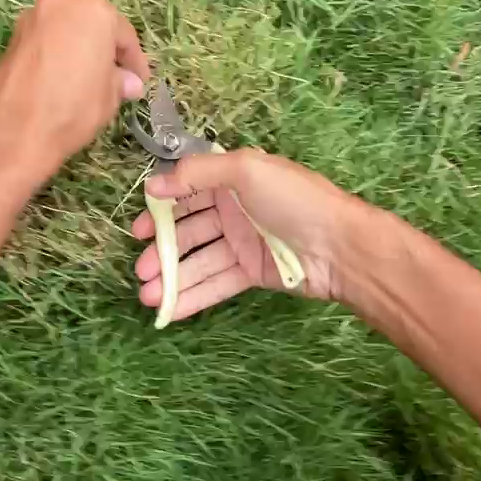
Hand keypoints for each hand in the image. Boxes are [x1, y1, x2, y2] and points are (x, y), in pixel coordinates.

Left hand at [0, 0, 150, 183]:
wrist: (15, 132)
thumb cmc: (74, 108)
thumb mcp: (109, 97)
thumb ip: (120, 82)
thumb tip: (128, 82)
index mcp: (92, 9)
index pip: (123, 34)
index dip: (134, 61)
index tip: (139, 81)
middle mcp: (59, 3)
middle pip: (90, 26)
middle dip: (103, 50)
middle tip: (115, 78)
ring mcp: (30, 19)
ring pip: (63, 33)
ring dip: (77, 52)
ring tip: (87, 83)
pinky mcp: (10, 40)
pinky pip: (43, 45)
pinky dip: (55, 58)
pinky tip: (60, 83)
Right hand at [129, 148, 377, 321]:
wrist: (341, 246)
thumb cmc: (294, 200)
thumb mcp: (246, 170)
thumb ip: (198, 173)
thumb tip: (154, 185)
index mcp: (233, 180)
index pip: (188, 194)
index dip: (161, 211)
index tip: (139, 230)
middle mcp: (234, 211)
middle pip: (189, 231)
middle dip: (162, 250)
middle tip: (141, 269)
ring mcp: (243, 244)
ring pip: (199, 261)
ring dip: (172, 277)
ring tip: (147, 295)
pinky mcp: (252, 273)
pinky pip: (216, 284)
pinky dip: (192, 297)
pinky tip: (168, 309)